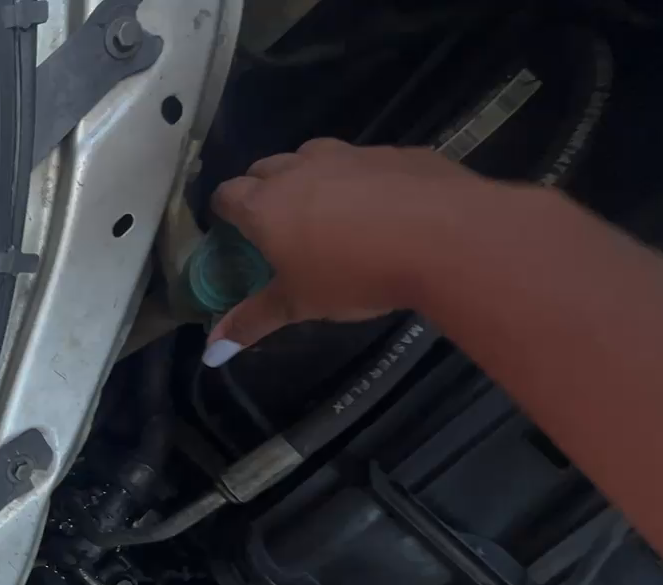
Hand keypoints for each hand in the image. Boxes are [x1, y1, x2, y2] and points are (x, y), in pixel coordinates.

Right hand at [204, 138, 511, 364]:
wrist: (452, 238)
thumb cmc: (353, 274)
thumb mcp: (296, 305)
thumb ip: (250, 323)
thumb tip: (210, 354)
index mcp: (266, 205)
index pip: (227, 193)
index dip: (223, 209)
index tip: (229, 227)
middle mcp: (303, 170)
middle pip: (265, 166)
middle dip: (260, 187)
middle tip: (270, 221)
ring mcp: (354, 155)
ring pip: (313, 152)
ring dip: (305, 173)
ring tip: (318, 206)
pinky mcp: (399, 153)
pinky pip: (364, 159)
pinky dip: (356, 177)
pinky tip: (375, 206)